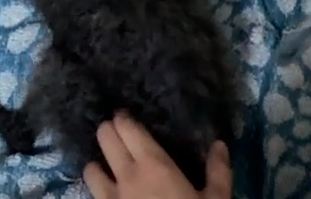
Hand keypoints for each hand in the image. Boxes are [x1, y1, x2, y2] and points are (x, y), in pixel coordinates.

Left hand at [82, 115, 229, 198]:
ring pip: (90, 169)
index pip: (126, 126)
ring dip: (98, 166)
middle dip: (109, 133)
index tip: (126, 118)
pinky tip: (107, 195)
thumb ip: (217, 172)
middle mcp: (126, 175)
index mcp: (153, 164)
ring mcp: (111, 198)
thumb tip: (220, 144)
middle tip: (117, 137)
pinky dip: (97, 191)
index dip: (123, 119)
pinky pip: (92, 195)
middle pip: (104, 137)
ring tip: (108, 170)